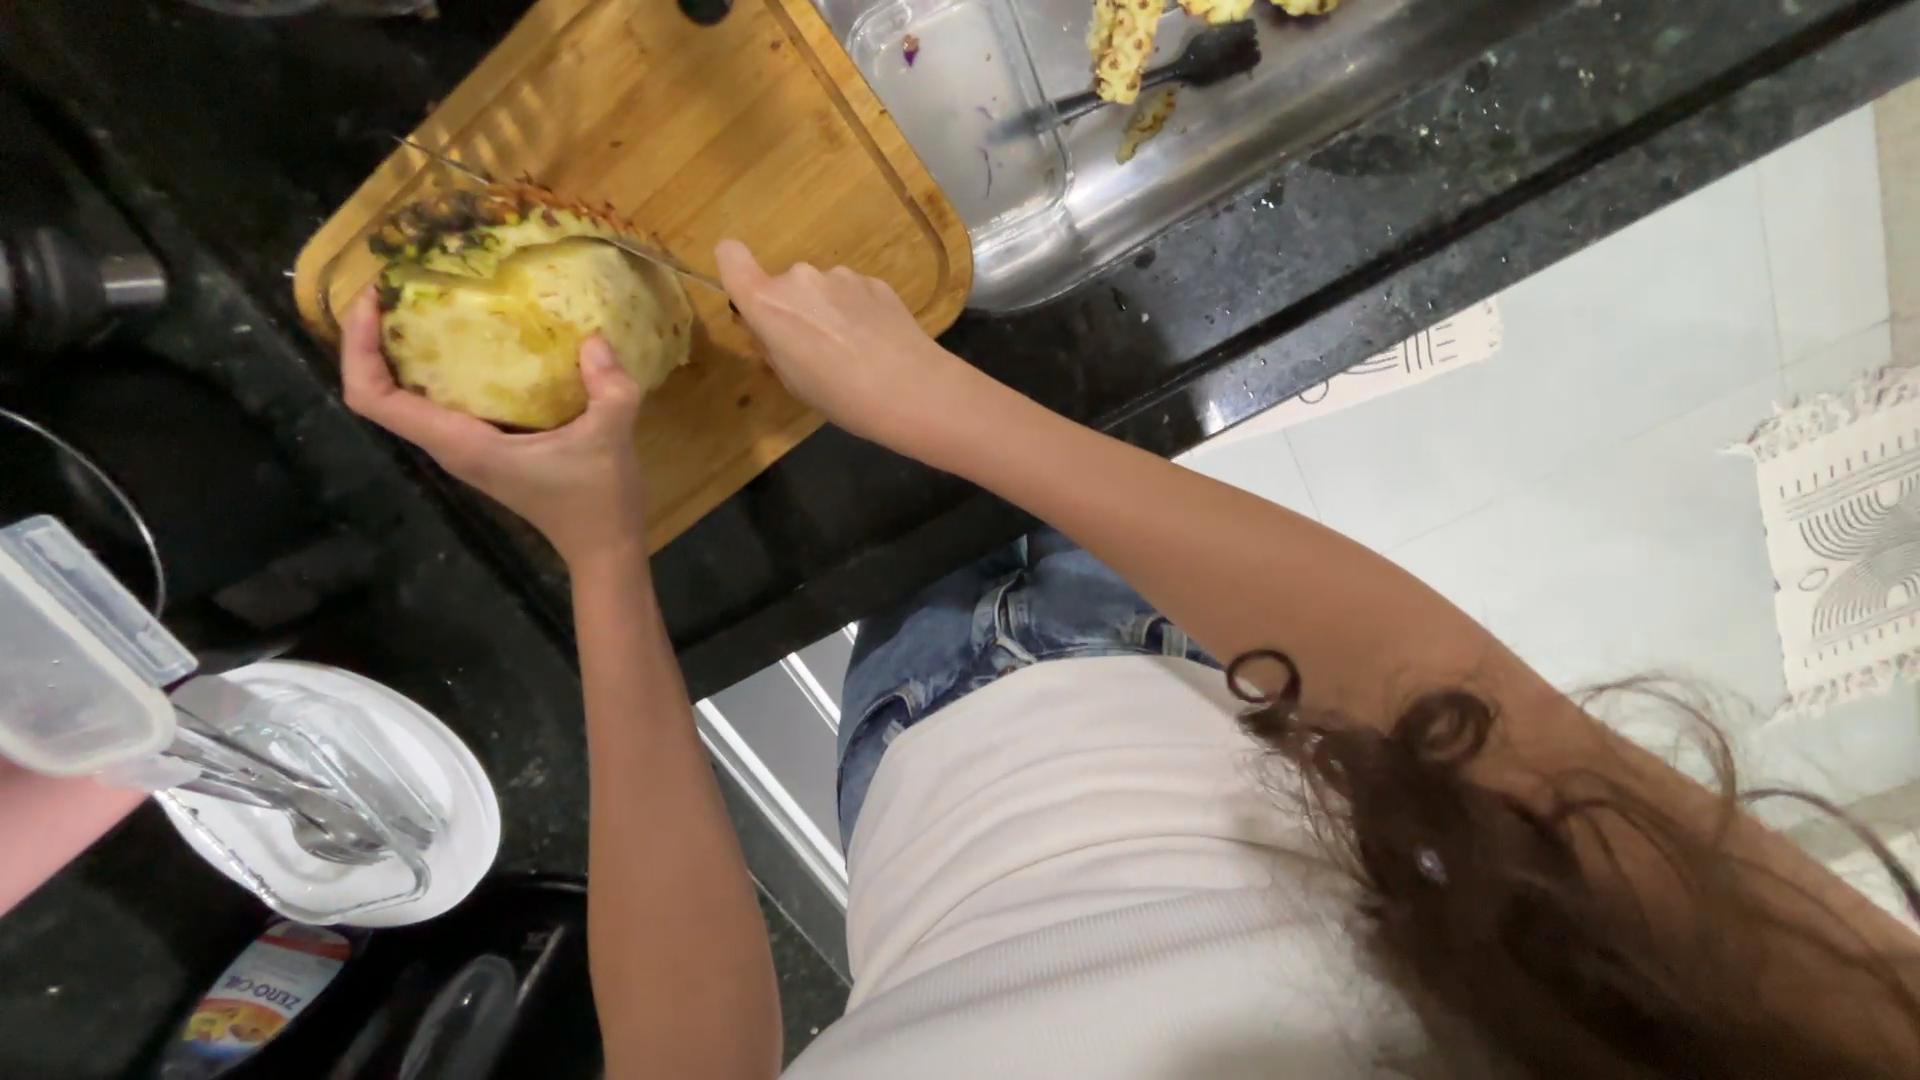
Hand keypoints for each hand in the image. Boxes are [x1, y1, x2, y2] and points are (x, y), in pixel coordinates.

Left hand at [338, 289, 646, 568]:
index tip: (374, 301)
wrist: (606, 549)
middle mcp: (454, 448)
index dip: (357, 347)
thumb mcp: (611, 438)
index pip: (374, 398)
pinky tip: (482, 350)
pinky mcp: (489, 454)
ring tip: (433, 311)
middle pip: (382, 393)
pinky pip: (447, 408)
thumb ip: (609, 388)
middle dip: (377, 341)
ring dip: (409, 357)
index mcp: (464, 444)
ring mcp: (470, 454)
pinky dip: (448, 375)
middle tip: (403, 293)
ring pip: (412, 400)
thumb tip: (594, 338)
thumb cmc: (599, 500)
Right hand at [715, 239, 977, 446]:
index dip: (736, 270)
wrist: (910, 389)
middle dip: (795, 309)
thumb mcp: (791, 380)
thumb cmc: (839, 396)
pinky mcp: (875, 281)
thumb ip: (771, 343)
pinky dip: (859, 311)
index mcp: (767, 302)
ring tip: (854, 350)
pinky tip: (878, 342)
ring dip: (829, 310)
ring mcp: (841, 275)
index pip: (730, 255)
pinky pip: (854, 293)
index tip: (750, 296)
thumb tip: (767, 326)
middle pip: (784, 284)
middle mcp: (800, 277)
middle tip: (816, 349)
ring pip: (822, 289)